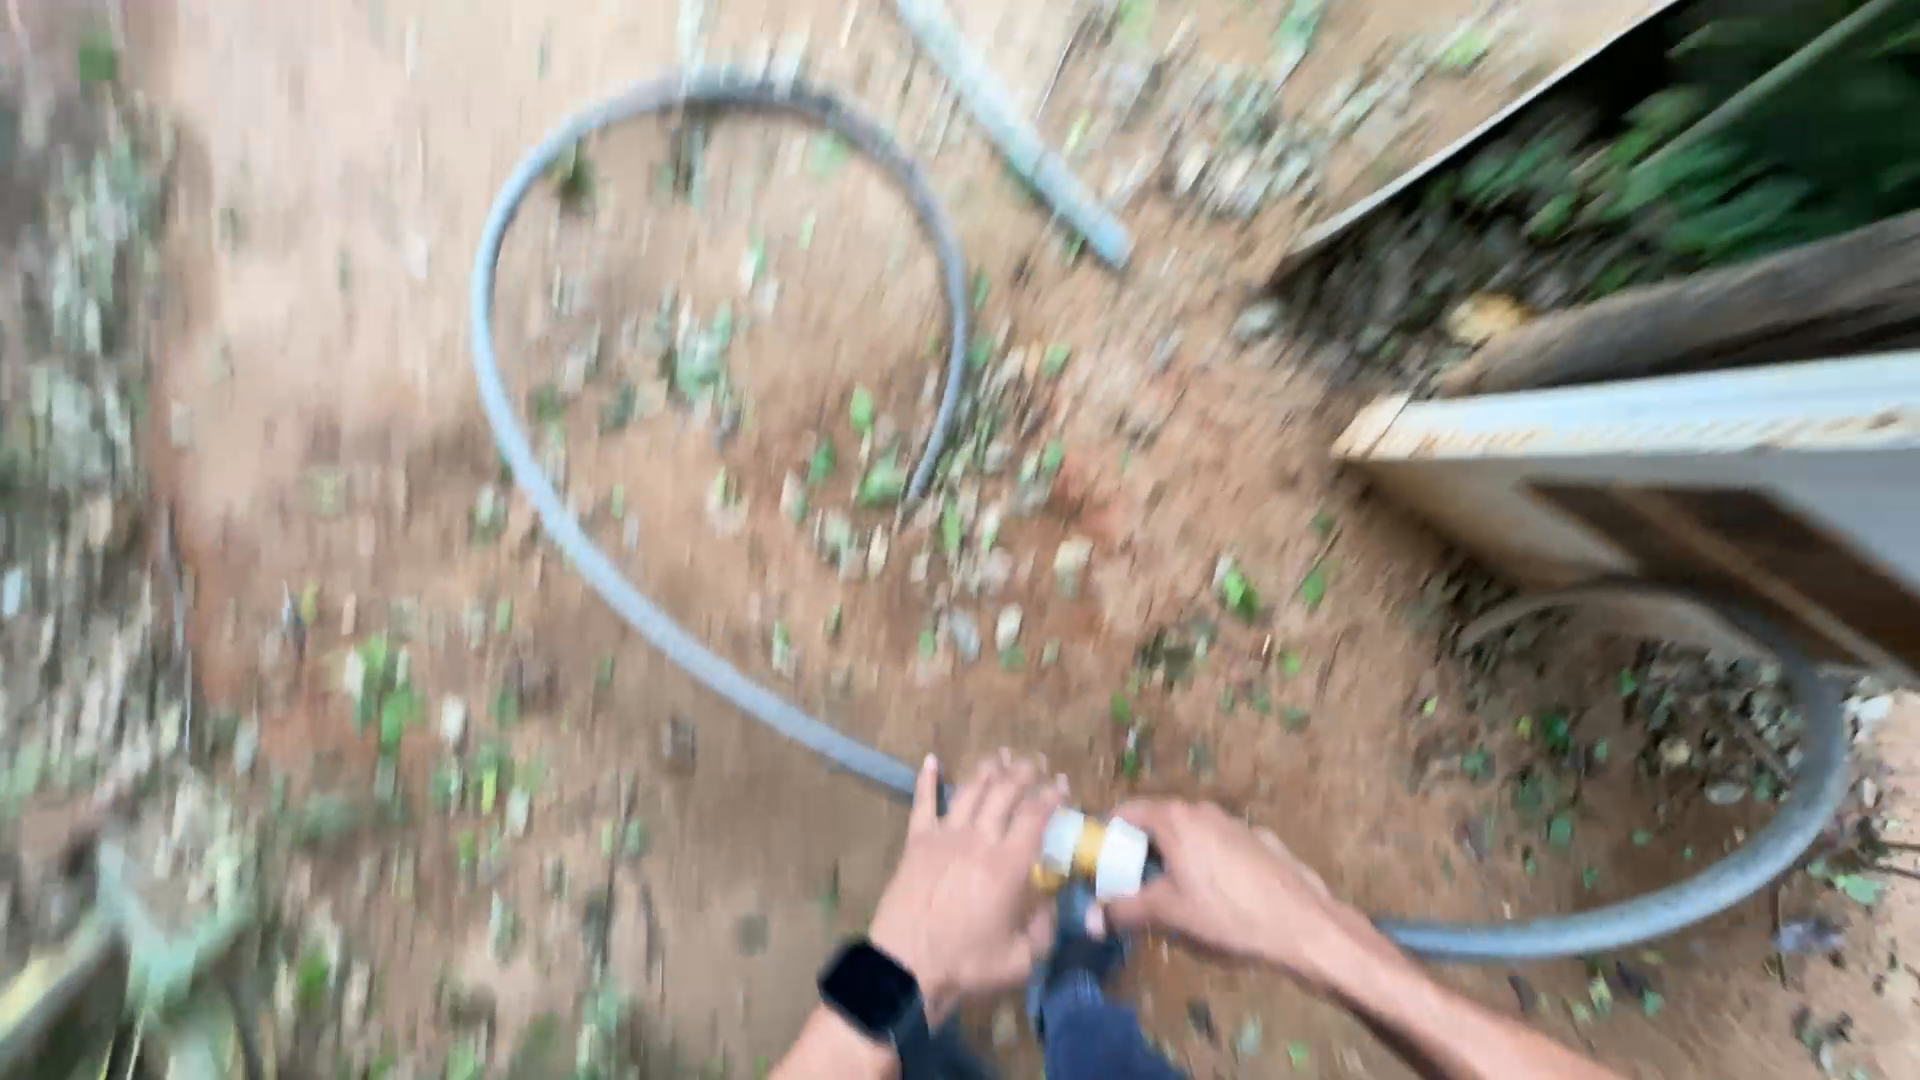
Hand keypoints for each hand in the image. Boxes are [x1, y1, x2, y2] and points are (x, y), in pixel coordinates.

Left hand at [868, 752, 1064, 1023]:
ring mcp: (945, 835)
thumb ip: (1043, 930)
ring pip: (971, 790)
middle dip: (1024, 772)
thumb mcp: (1021, 961)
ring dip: (988, 769)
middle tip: (1036, 762)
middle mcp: (978, 839)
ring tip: (1001, 755)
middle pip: (1004, 792)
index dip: (1052, 795)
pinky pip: (923, 802)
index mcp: (1007, 865)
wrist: (907, 966)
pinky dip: (927, 779)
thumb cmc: (966, 965)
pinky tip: (931, 759)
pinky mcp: (917, 841)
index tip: (1063, 783)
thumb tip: (1050, 905)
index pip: (1035, 816)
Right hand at [1097, 799, 1399, 991]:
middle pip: (1158, 822)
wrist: (1306, 926)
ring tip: (1179, 895)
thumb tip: (1091, 918)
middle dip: (1142, 850)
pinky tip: (1222, 898)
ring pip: (1191, 834)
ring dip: (1176, 857)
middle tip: (1136, 885)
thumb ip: (1124, 910)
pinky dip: (1208, 863)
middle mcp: (1201, 810)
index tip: (1102, 861)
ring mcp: (1234, 822)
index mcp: (1174, 819)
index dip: (1109, 833)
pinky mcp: (1259, 840)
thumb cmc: (1228, 914)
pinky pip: (1219, 846)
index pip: (1126, 810)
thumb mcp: (1169, 914)